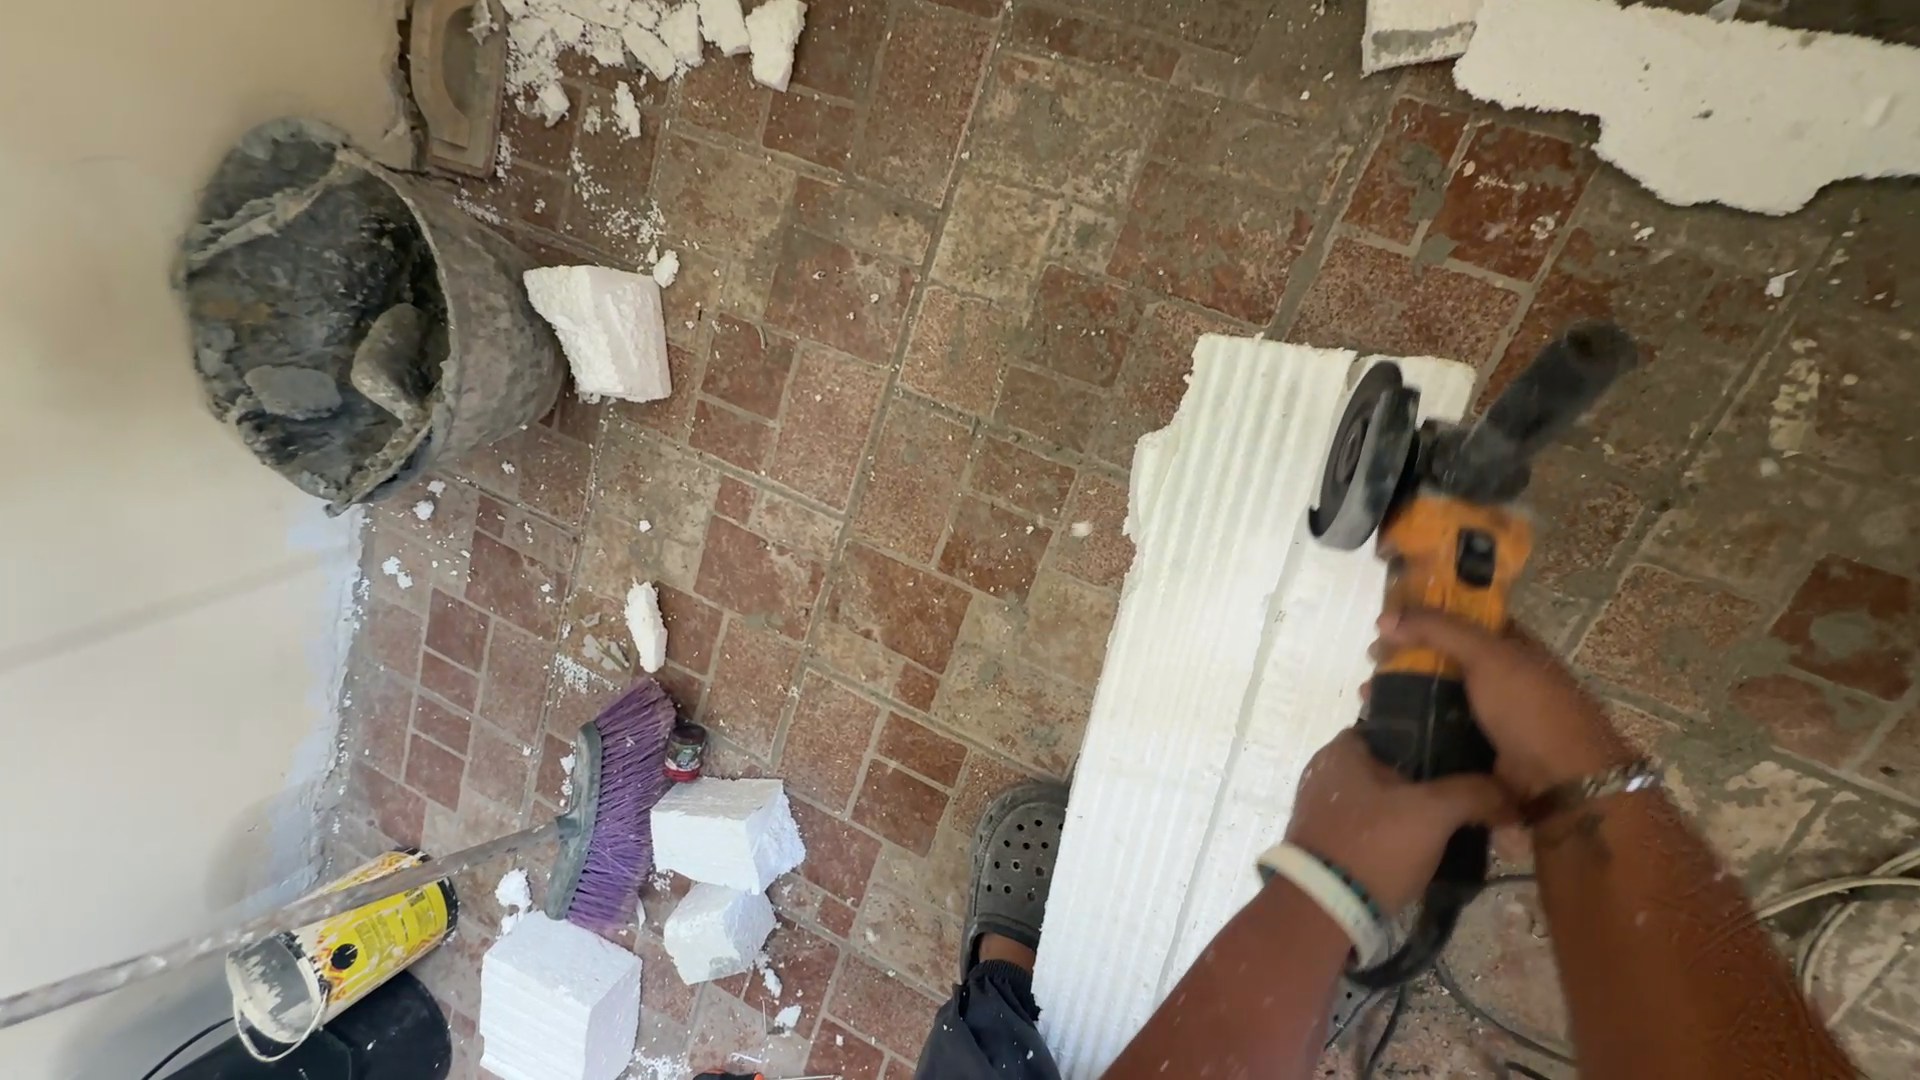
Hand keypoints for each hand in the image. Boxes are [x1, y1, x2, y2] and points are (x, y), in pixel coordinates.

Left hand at [1285, 729, 1514, 913]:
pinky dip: (1396, 834)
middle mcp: (1325, 770)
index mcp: (1340, 750)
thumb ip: (1473, 794)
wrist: (1325, 903)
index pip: (1392, 731)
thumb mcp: (1432, 813)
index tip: (1466, 762)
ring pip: (1382, 800)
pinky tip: (1427, 851)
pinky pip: (1370, 825)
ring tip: (1456, 829)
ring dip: (1415, 814)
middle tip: (1469, 803)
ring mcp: (1322, 805)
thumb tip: (1509, 794)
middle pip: (1389, 768)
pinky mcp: (1326, 838)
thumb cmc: (1374, 843)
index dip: (1430, 742)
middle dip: (1428, 785)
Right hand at [1375, 610, 1636, 798]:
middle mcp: (1499, 676)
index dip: (1425, 615)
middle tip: (1372, 658)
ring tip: (1366, 693)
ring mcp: (1486, 713)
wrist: (1563, 784)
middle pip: (1441, 655)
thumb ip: (1438, 630)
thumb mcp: (1489, 656)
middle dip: (1402, 654)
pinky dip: (1405, 721)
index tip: (1388, 619)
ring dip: (1398, 690)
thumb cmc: (1531, 709)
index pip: (1462, 619)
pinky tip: (1379, 719)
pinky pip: (1430, 725)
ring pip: (1432, 691)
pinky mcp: (1471, 745)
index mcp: (1512, 647)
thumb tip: (1383, 618)